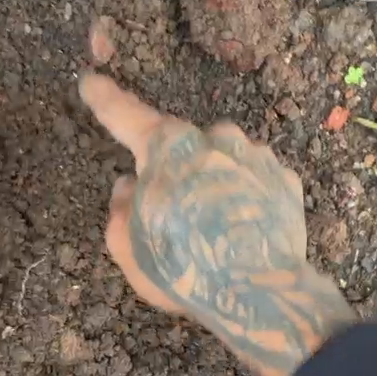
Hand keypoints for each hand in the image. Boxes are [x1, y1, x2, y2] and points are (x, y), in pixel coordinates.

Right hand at [79, 75, 356, 375]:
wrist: (260, 294)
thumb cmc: (182, 268)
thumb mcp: (126, 246)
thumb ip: (120, 208)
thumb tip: (130, 186)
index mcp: (168, 147)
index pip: (126, 115)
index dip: (105, 99)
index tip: (90, 81)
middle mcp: (215, 137)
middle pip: (181, 149)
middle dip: (171, 175)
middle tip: (169, 219)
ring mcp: (256, 156)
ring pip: (220, 164)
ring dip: (209, 189)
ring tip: (209, 236)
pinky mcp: (286, 180)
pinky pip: (251, 183)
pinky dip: (241, 201)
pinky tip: (238, 234)